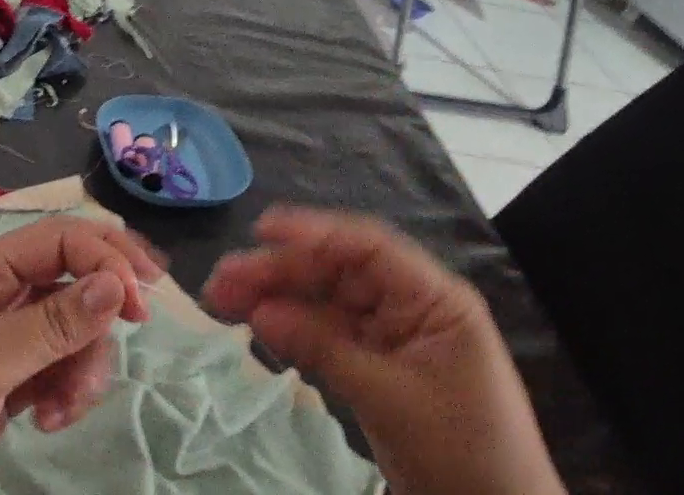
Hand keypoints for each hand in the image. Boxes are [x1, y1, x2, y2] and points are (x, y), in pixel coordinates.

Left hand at [0, 217, 164, 494]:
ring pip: (75, 328)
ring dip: (83, 365)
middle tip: (137, 326)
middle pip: (74, 277)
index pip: (59, 238)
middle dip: (102, 306)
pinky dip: (67, 390)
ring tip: (60, 411)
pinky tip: (48, 421)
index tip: (141, 302)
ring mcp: (4, 340)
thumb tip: (116, 284)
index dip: (105, 256)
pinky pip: (61, 367)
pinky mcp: (10, 382)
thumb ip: (51, 324)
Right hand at [204, 207, 565, 494]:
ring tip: (220, 297)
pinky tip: (253, 323)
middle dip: (279, 271)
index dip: (313, 232)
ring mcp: (390, 335)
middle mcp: (410, 306)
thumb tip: (258, 311)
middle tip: (221, 278)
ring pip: (323, 301)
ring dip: (275, 297)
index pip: (367, 248)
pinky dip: (290, 329)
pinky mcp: (375, 365)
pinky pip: (326, 334)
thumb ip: (323, 348)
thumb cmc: (463, 454)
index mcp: (433, 299)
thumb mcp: (391, 399)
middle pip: (335, 272)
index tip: (261, 230)